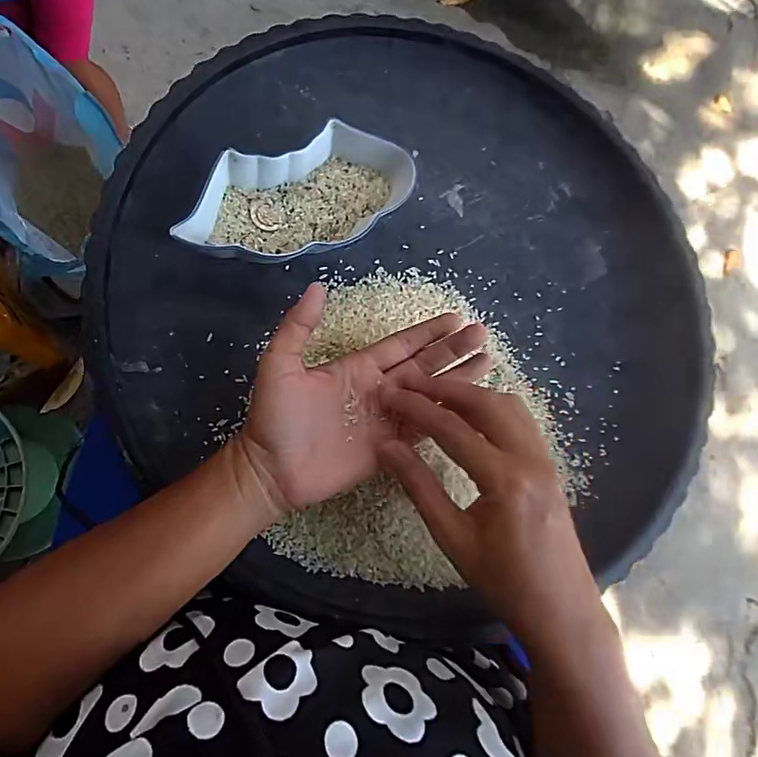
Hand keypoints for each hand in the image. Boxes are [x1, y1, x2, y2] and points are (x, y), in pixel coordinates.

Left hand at [235, 283, 492, 513]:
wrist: (270, 469)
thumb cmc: (274, 417)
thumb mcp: (279, 364)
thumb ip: (299, 327)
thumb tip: (318, 287)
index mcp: (357, 368)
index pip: (401, 345)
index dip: (428, 332)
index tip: (455, 318)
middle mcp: (377, 390)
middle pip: (424, 366)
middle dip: (452, 350)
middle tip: (482, 333)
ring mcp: (385, 421)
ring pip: (430, 396)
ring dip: (458, 380)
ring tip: (488, 362)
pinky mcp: (389, 450)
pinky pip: (423, 431)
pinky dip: (448, 418)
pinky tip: (471, 408)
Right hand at [377, 375, 599, 643]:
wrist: (563, 612)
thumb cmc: (504, 582)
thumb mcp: (453, 538)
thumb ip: (419, 486)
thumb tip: (386, 446)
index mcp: (505, 480)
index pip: (452, 428)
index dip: (416, 407)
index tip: (388, 394)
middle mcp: (530, 460)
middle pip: (485, 403)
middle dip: (444, 388)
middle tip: (409, 384)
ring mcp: (546, 460)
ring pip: (508, 406)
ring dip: (471, 394)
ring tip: (435, 395)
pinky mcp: (550, 466)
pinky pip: (521, 422)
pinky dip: (492, 408)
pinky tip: (470, 416)